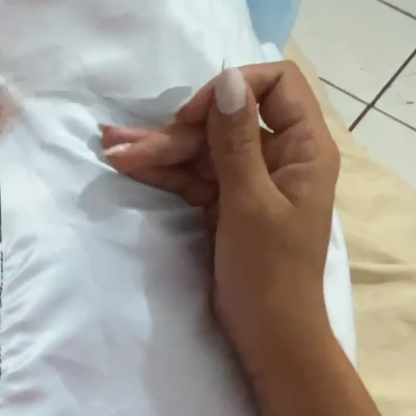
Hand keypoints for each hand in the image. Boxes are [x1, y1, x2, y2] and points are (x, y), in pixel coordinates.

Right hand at [100, 62, 339, 357]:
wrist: (269, 334)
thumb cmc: (270, 272)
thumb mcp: (250, 203)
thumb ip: (236, 142)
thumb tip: (226, 81)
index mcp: (304, 149)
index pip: (275, 86)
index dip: (231, 90)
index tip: (191, 117)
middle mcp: (279, 157)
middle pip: (224, 124)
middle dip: (174, 132)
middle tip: (120, 146)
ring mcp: (250, 183)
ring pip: (202, 153)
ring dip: (158, 152)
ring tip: (111, 151)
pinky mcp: (226, 206)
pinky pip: (194, 180)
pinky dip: (164, 175)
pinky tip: (131, 167)